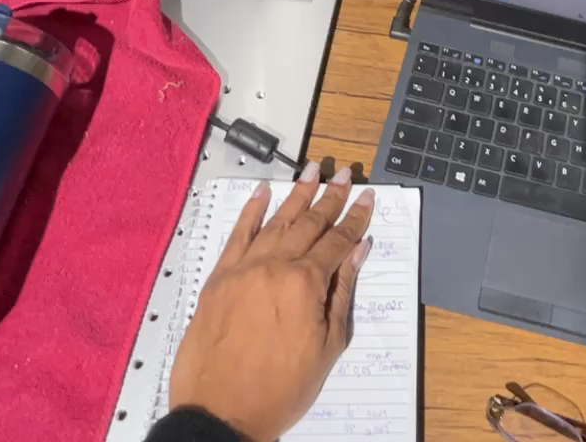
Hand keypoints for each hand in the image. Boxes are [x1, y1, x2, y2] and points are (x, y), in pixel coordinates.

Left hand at [169, 164, 374, 441]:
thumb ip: (342, 292)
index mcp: (305, 283)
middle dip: (330, 196)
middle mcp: (275, 266)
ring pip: (276, 221)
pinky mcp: (218, 278)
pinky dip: (251, 211)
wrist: (220, 416)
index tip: (367, 196)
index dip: (355, 218)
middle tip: (344, 173)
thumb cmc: (280, 390)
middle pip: (309, 222)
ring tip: (312, 169)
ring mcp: (244, 269)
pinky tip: (263, 192)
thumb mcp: (327, 347)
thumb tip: (358, 251)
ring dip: (297, 193)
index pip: (337, 240)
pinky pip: (237, 235)